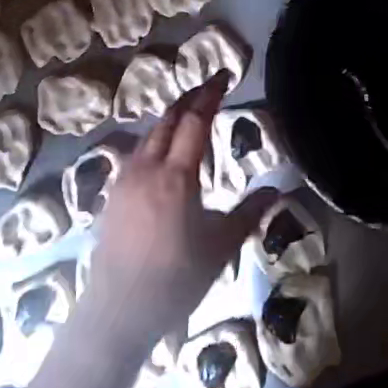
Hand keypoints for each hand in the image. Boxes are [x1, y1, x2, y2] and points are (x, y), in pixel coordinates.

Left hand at [85, 71, 274, 347]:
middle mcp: (147, 168)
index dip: (211, 94)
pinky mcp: (112, 196)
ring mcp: (124, 180)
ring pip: (149, 136)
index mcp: (177, 176)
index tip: (224, 75)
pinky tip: (163, 156)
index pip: (195, 120)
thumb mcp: (221, 246)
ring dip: (170, 119)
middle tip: (209, 88)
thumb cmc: (176, 280)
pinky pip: (136, 154)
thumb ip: (249, 212)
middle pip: (168, 119)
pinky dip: (155, 141)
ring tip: (189, 117)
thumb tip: (275, 189)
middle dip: (189, 99)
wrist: (119, 312)